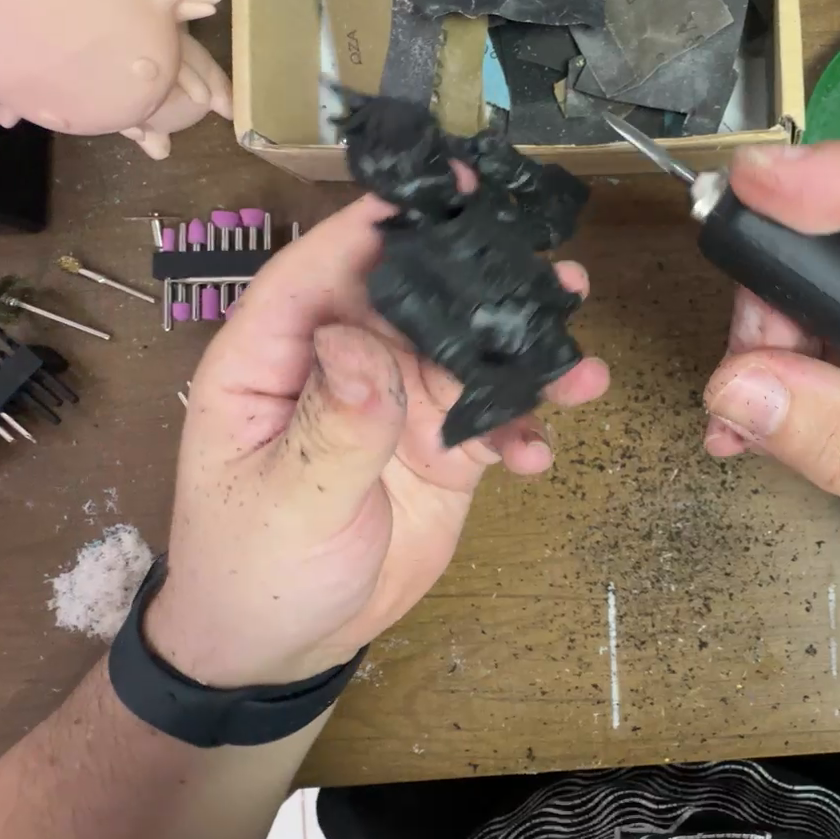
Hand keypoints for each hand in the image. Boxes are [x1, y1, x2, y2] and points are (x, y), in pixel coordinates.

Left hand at [146, 193, 609, 686]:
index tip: (443, 195)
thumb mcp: (285, 500)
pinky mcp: (446, 452)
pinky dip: (522, 436)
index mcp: (279, 361)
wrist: (292, 643)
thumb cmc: (256, 570)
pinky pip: (494, 428)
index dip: (376, 230)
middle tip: (556, 277)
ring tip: (583, 368)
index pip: (322, 275)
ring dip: (529, 363)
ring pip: (474, 365)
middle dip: (486, 291)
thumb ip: (332, 425)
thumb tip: (365, 344)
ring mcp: (404, 410)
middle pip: (421, 309)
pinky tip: (537, 458)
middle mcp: (348, 369)